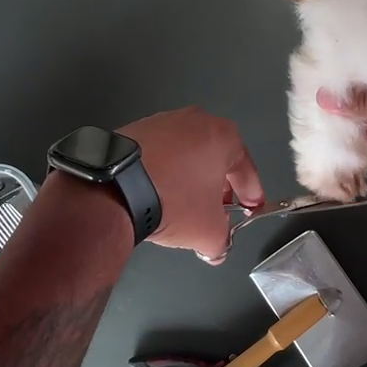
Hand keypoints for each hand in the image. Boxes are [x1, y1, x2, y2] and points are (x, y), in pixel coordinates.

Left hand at [120, 108, 265, 263]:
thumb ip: (223, 240)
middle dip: (220, 187)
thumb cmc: (173, 201)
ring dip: (191, 178)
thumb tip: (218, 246)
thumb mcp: (209, 231)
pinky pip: (161, 153)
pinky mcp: (136, 129)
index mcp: (224, 136)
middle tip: (219, 212)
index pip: (247, 171)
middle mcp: (196, 120)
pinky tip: (159, 193)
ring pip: (188, 154)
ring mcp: (164, 121)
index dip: (252, 195)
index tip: (251, 210)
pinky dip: (165, 171)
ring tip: (185, 206)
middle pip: (217, 158)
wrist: (115, 189)